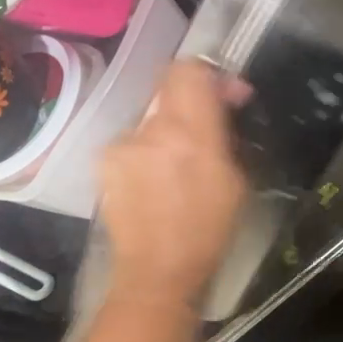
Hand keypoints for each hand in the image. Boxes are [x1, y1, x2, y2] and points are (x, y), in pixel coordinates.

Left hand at [99, 61, 248, 310]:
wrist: (158, 270)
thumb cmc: (210, 228)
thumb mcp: (237, 179)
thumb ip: (226, 134)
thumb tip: (224, 102)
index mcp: (191, 135)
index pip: (189, 71)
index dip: (210, 74)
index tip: (229, 95)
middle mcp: (151, 130)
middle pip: (170, 90)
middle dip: (194, 103)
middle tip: (210, 129)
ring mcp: (123, 145)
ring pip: (152, 118)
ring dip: (171, 130)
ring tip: (182, 165)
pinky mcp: (105, 161)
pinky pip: (135, 141)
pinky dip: (149, 151)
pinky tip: (158, 180)